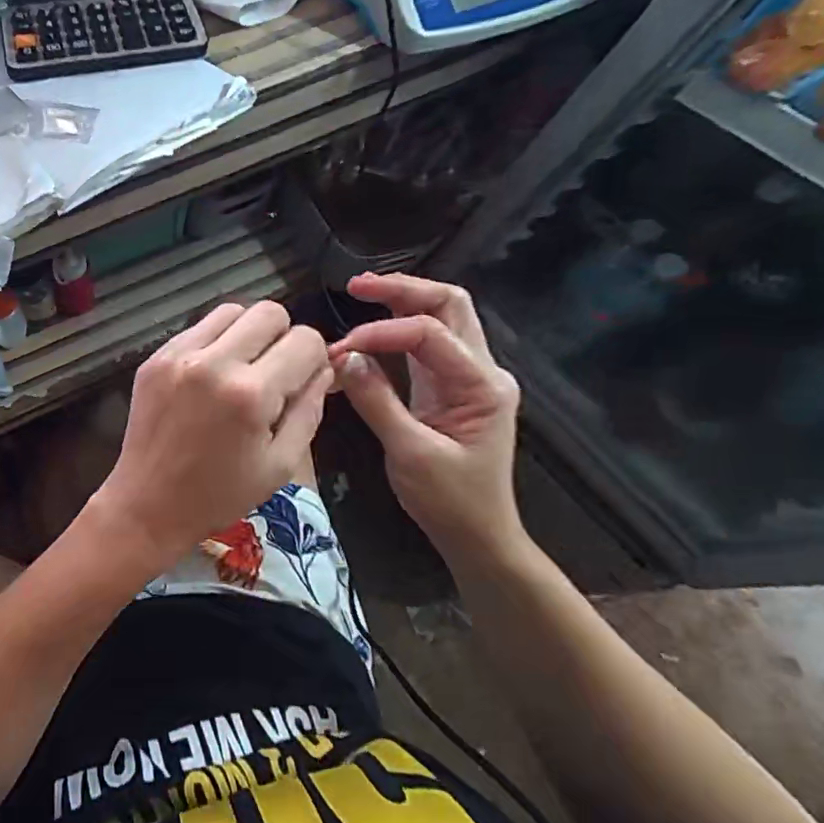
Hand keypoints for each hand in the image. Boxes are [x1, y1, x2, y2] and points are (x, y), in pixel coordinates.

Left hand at [93, 301, 332, 569]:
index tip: (303, 380)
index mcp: (251, 394)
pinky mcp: (155, 358)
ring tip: (242, 369)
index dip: (314, 359)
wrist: (148, 505)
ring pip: (232, 310)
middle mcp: (214, 363)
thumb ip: (310, 408)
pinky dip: (215, 342)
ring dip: (247, 333)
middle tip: (273, 372)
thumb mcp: (282, 464)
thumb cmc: (220, 494)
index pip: (305, 340)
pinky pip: (198, 327)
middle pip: (270, 311)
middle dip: (283, 337)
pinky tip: (211, 375)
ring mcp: (179, 356)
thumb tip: (323, 368)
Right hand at [329, 273, 524, 559]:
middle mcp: (482, 371)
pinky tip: (373, 327)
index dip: (381, 332)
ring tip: (361, 293)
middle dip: (403, 289)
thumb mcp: (409, 453)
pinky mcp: (451, 388)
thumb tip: (343, 358)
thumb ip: (376, 400)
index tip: (340, 349)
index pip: (429, 334)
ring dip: (403, 302)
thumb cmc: (451, 501)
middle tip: (357, 286)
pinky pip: (428, 345)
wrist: (478, 536)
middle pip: (450, 305)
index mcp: (482, 385)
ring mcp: (469, 378)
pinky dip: (400, 330)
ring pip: (443, 318)